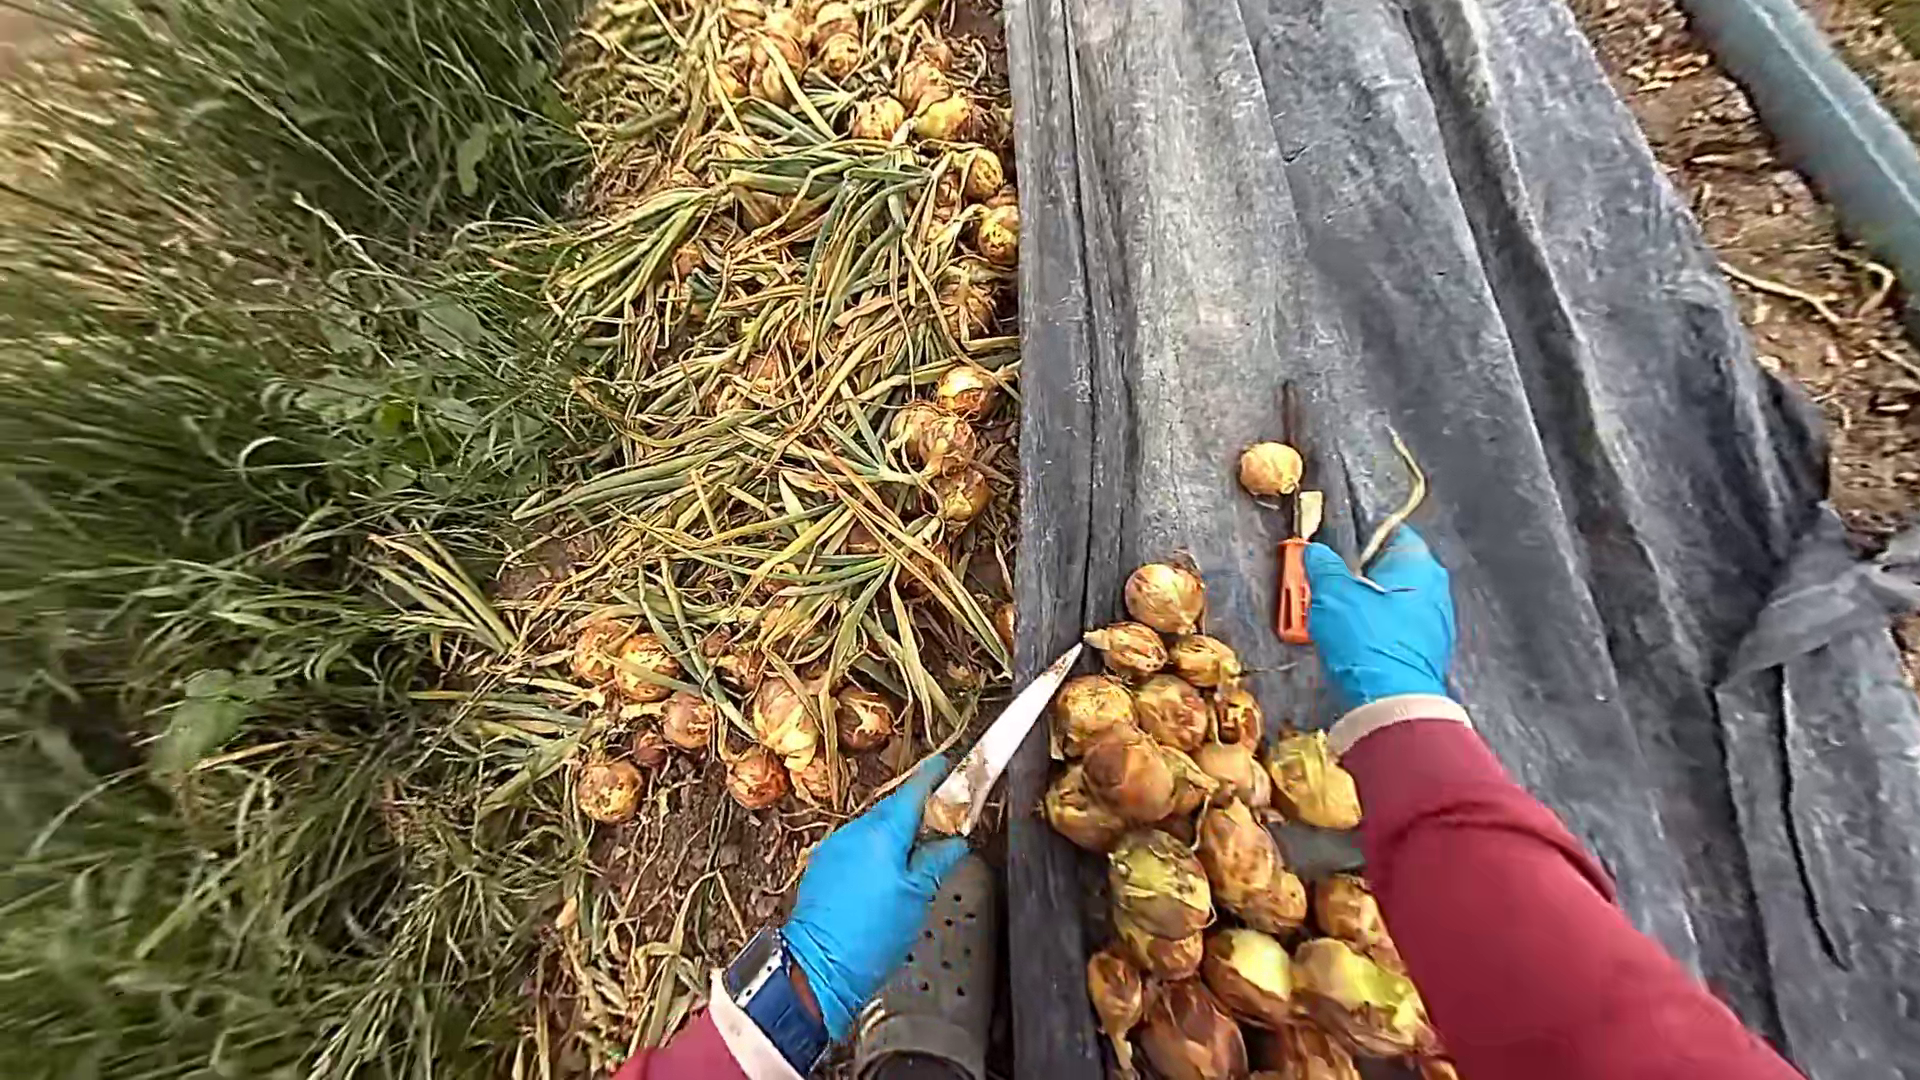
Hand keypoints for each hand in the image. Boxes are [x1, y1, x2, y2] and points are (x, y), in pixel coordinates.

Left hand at [782, 756, 969, 1038]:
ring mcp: (837, 844)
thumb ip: (938, 860)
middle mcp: (856, 828)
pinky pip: (857, 843)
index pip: (913, 789)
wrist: (815, 970)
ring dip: (896, 833)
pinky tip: (885, 873)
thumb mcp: (917, 897)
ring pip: (876, 826)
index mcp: (883, 831)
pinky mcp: (824, 862)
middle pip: (895, 807)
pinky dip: (875, 849)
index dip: (933, 775)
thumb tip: (957, 840)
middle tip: (943, 821)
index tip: (948, 765)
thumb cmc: (871, 936)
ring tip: (916, 856)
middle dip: (918, 810)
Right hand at [1302, 526, 1454, 711]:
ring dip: (1358, 596)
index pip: (1391, 530)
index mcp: (1418, 566)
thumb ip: (1322, 564)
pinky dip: (1367, 620)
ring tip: (1327, 604)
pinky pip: (1389, 621)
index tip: (1330, 536)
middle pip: (1387, 564)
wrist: (1387, 700)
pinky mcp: (1420, 647)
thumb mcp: (1331, 593)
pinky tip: (1343, 630)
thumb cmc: (1364, 638)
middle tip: (1322, 573)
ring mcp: (1430, 621)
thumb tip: (1316, 550)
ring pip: (1386, 594)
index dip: (1357, 530)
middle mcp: (1433, 589)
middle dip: (1353, 568)